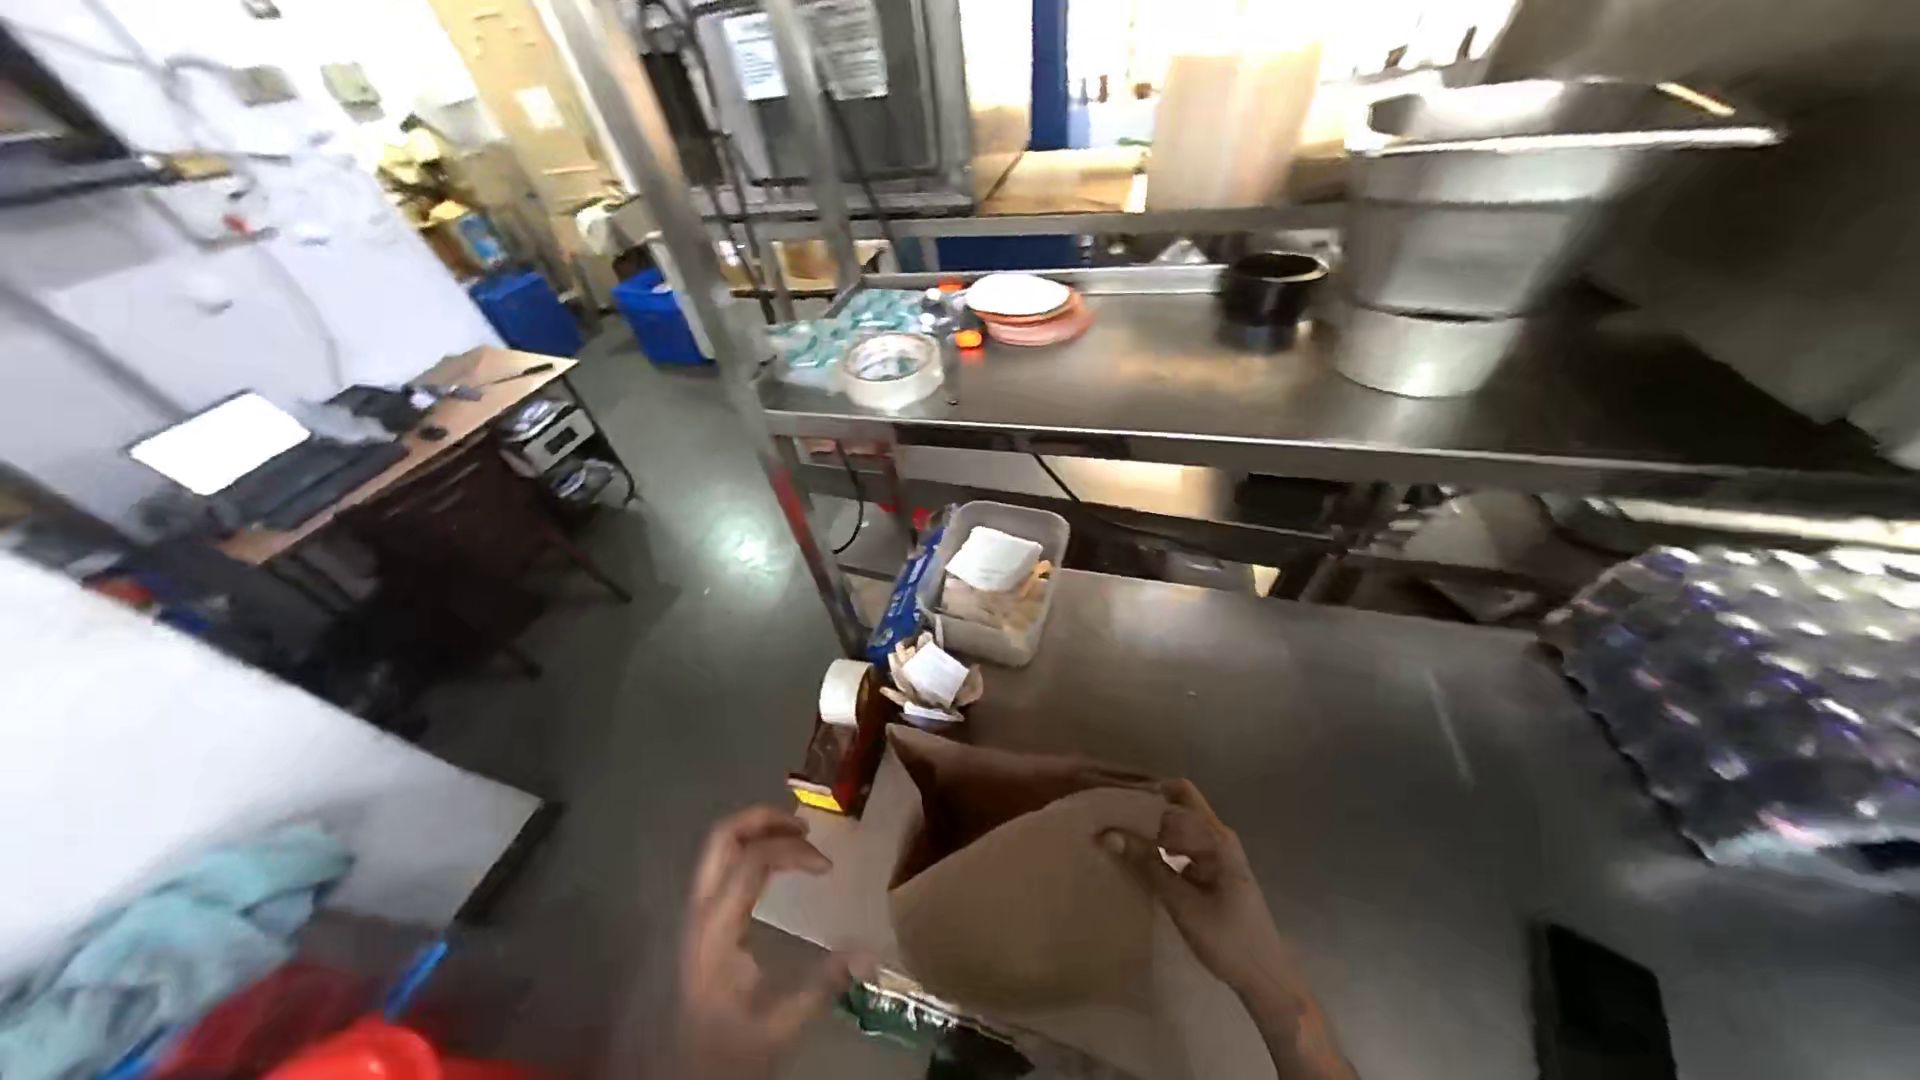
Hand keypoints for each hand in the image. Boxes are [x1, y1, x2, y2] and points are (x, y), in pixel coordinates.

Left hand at [677, 807, 852, 1079]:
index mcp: (717, 929)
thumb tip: (870, 954)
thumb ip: (823, 986)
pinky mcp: (705, 917)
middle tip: (806, 829)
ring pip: (720, 845)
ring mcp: (699, 911)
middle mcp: (702, 910)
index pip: (751, 861)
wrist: (687, 1072)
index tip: (826, 867)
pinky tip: (780, 864)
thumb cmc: (730, 1046)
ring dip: (759, 830)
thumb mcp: (779, 1025)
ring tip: (798, 838)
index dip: (792, 852)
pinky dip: (753, 847)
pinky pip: (724, 863)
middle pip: (723, 837)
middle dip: (766, 820)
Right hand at [1101, 781, 1355, 1079]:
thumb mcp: (1182, 902)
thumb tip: (1108, 834)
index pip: (1179, 793)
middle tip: (1108, 817)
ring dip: (1149, 831)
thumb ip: (1146, 865)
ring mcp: (1215, 855)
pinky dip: (1158, 850)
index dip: (1149, 790)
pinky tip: (1135, 859)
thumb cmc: (1229, 939)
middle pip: (1176, 807)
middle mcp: (1218, 837)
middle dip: (1145, 810)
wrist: (1266, 980)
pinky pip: (1180, 849)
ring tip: (1114, 835)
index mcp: (1217, 837)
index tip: (1116, 798)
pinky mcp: (1210, 873)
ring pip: (1177, 829)